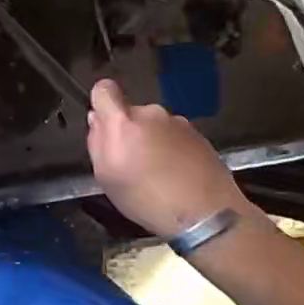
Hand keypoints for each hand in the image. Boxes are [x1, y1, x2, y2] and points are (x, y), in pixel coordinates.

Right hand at [86, 79, 254, 237]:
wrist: (207, 215)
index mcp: (123, 122)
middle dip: (127, 130)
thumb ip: (96, 142)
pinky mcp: (200, 135)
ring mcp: (179, 123)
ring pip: (154, 124)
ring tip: (157, 172)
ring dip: (150, 140)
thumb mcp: (105, 176)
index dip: (100, 101)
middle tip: (130, 161)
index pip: (104, 89)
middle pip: (130, 112)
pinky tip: (176, 174)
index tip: (103, 122)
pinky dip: (171, 149)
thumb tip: (96, 120)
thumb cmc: (146, 198)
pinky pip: (174, 136)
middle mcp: (152, 114)